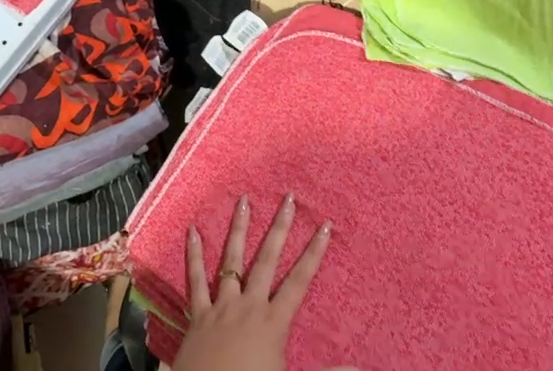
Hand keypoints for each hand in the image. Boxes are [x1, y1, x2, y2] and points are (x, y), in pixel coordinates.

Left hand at [176, 193, 332, 370]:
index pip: (299, 282)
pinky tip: (192, 230)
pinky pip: (195, 280)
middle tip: (288, 198)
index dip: (313, 253)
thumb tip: (361, 365)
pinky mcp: (197, 315)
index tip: (324, 226)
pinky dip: (193, 255)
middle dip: (280, 228)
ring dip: (239, 229)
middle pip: (267, 260)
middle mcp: (248, 306)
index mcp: (273, 323)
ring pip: (232, 260)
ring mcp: (221, 307)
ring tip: (244, 200)